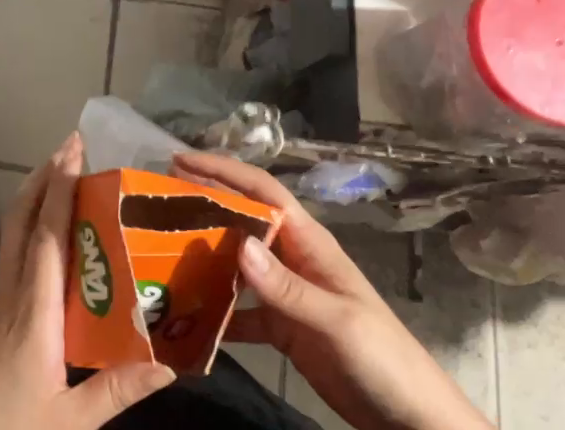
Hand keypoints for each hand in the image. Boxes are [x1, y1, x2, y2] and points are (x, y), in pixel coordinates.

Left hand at [0, 135, 177, 429]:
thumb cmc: (5, 429)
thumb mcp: (68, 420)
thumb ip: (116, 389)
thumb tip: (169, 364)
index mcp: (32, 309)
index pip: (46, 234)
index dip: (61, 188)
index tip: (73, 149)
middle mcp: (9, 293)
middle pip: (22, 219)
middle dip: (45, 178)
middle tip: (72, 147)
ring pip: (13, 234)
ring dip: (37, 199)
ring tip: (66, 179)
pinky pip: (13, 257)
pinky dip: (32, 230)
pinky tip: (51, 243)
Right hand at [173, 152, 492, 429]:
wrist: (410, 417)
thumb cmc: (382, 357)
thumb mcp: (336, 320)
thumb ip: (287, 286)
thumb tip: (237, 244)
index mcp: (309, 243)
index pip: (262, 192)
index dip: (223, 170)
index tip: (179, 159)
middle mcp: (293, 259)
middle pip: (241, 222)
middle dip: (202, 206)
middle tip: (154, 204)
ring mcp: (287, 294)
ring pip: (235, 264)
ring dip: (201, 257)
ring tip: (156, 254)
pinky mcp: (282, 329)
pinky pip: (239, 311)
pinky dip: (213, 313)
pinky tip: (183, 320)